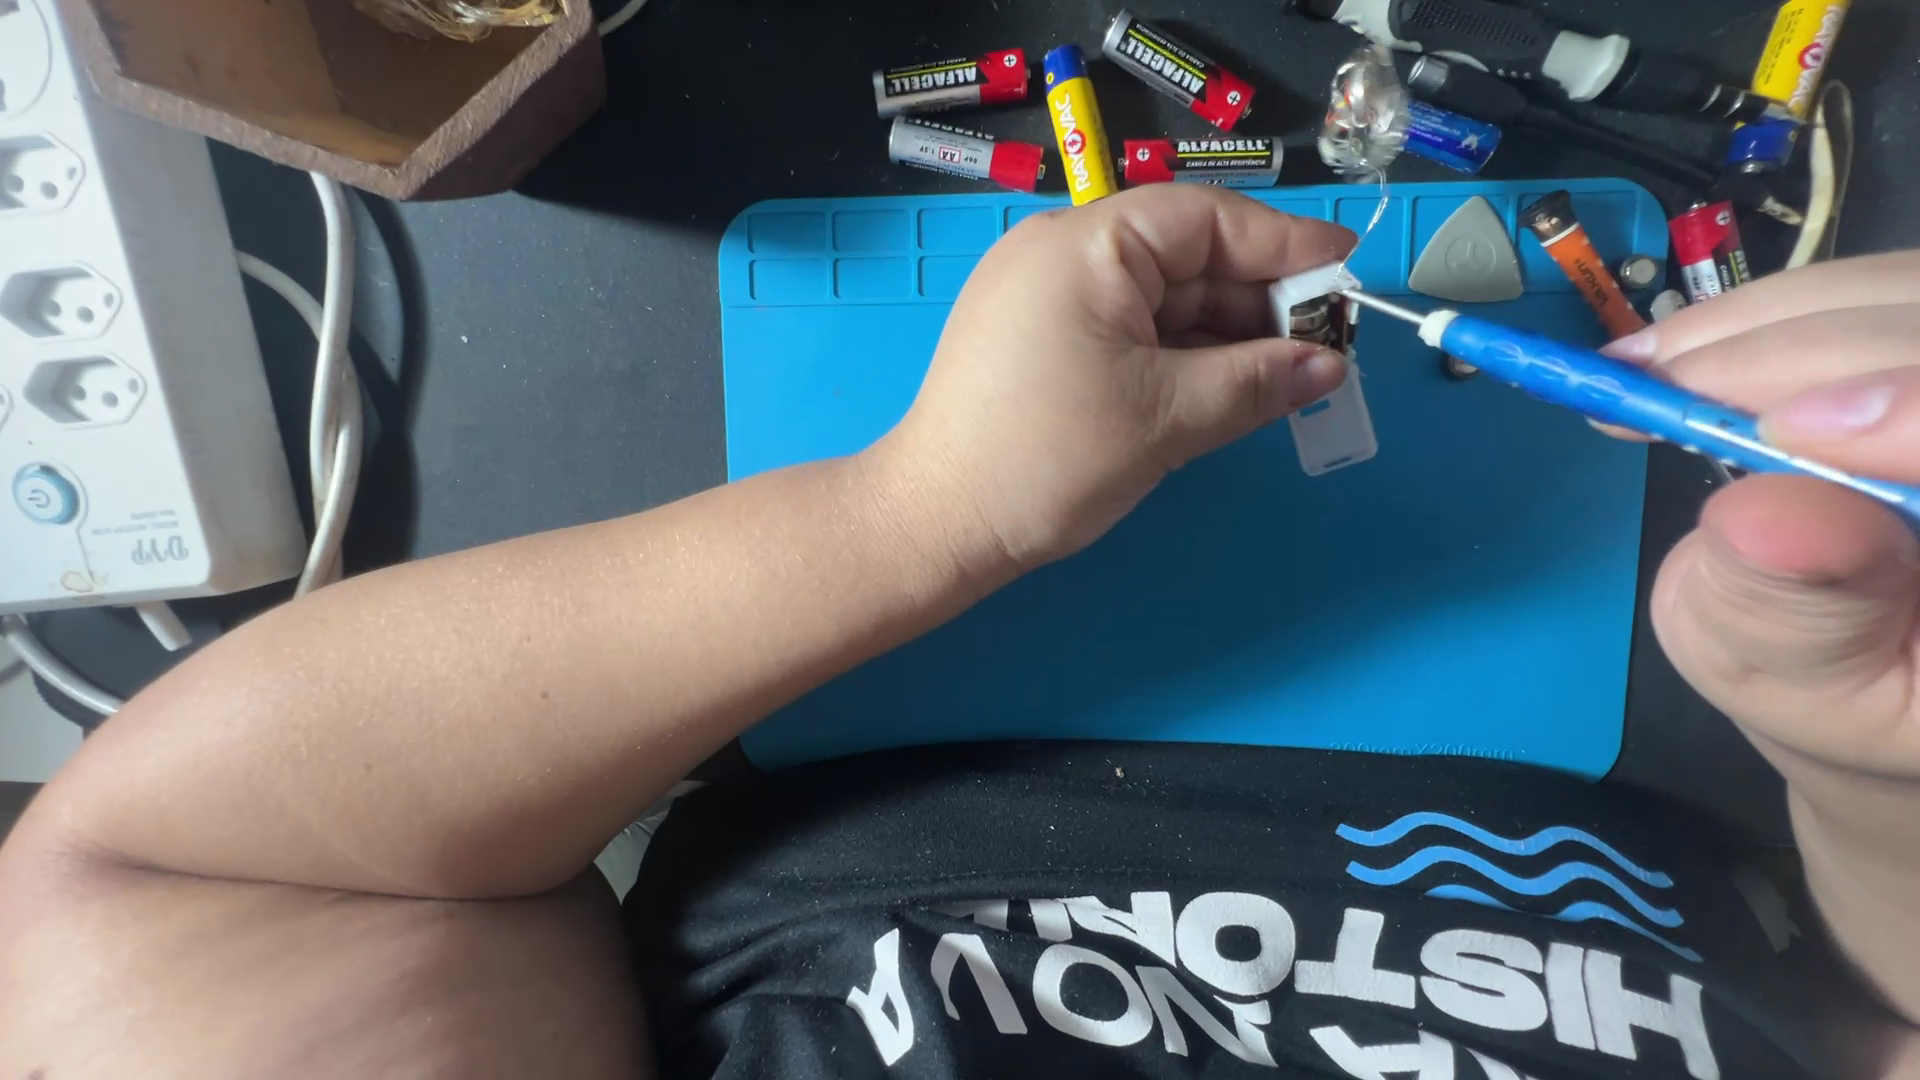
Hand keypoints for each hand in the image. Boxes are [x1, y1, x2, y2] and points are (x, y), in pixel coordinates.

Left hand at [869, 185, 1354, 575]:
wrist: (940, 523)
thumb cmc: (1048, 461)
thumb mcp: (1165, 419)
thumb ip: (1257, 382)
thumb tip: (1328, 364)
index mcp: (1084, 245)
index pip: (1204, 220)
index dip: (1282, 245)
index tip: (1345, 272)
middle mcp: (1057, 255)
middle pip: (1180, 260)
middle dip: (1253, 304)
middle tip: (1320, 347)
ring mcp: (1040, 299)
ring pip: (1153, 303)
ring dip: (1217, 338)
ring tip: (1280, 376)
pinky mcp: (1034, 342)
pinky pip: (1121, 332)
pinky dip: (1172, 357)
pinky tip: (1218, 386)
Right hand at [1604, 253, 1919, 1012]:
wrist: (1881, 673)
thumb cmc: (1844, 703)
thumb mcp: (1798, 688)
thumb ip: (1790, 616)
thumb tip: (1766, 512)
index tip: (1785, 431)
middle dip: (1804, 353)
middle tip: (1646, 388)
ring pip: (1910, 294)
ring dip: (1762, 322)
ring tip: (1638, 368)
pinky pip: (1874, 295)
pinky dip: (1764, 315)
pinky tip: (1679, 354)